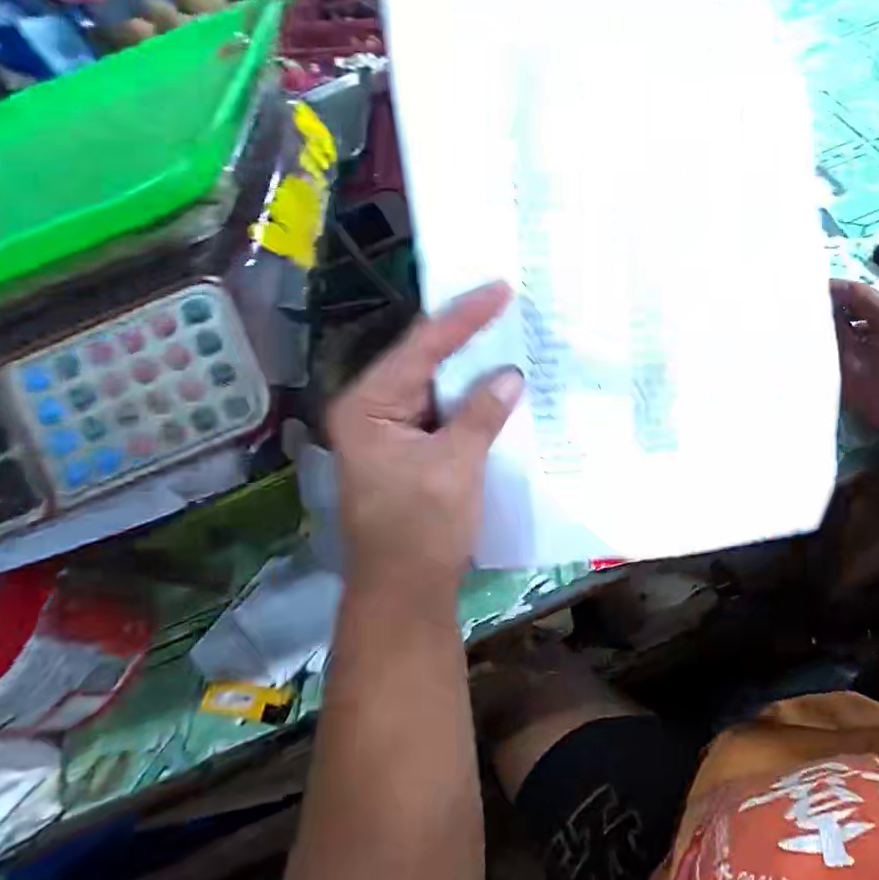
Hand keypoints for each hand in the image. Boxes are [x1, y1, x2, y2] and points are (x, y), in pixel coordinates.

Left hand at [326, 282, 523, 611]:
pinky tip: (501, 384)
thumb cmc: (421, 530)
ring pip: (437, 384)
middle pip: (424, 359)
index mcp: (368, 407)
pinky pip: (444, 410)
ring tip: (509, 332)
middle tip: (506, 301)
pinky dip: (473, 398)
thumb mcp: (454, 467)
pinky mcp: (412, 449)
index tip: (499, 287)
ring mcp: (391, 430)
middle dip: (466, 334)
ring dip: (472, 366)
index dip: (463, 317)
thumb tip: (511, 374)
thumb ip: (482, 414)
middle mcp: (373, 410)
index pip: (420, 348)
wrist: (404, 592)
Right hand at [831, 278, 878, 454]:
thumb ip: (839, 336)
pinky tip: (858, 342)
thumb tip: (826, 317)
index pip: (860, 292)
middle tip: (818, 313)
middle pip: (874, 302)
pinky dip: (876, 329)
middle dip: (846, 307)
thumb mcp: (853, 367)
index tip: (811, 293)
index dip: (834, 291)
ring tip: (834, 330)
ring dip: (861, 320)